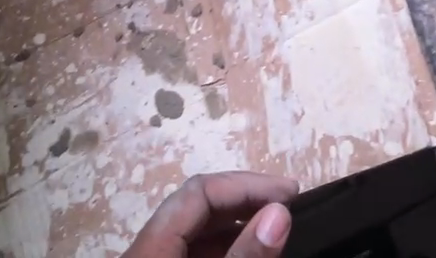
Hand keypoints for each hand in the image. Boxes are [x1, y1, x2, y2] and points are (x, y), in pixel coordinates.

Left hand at [122, 172, 297, 257]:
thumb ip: (244, 256)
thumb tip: (281, 212)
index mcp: (149, 246)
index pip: (199, 190)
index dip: (246, 184)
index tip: (289, 193)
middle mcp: (146, 249)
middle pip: (196, 206)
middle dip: (244, 200)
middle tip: (287, 207)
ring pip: (195, 232)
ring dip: (237, 224)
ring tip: (275, 228)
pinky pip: (191, 252)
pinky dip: (224, 248)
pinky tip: (249, 252)